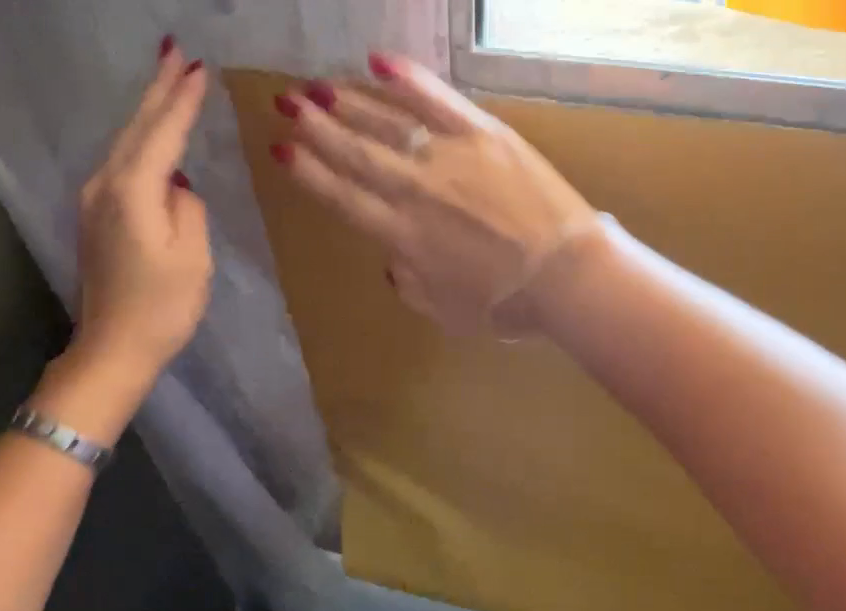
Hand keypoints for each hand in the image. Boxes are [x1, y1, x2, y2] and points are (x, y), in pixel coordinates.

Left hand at [73, 40, 212, 373]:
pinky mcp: (95, 219)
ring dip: (148, 115)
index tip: (198, 68)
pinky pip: (122, 167)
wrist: (114, 349)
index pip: (161, 133)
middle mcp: (105, 184)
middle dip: (158, 92)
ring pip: (125, 145)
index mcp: (132, 190)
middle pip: (135, 129)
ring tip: (169, 85)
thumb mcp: (193, 259)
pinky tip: (154, 140)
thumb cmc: (162, 308)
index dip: (180, 100)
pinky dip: (141, 145)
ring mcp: (94, 201)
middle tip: (176, 55)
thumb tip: (179, 189)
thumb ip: (189, 210)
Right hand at [273, 53, 598, 336]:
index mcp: (403, 237)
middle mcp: (415, 190)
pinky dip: (408, 79)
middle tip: (286, 105)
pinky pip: (438, 98)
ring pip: (387, 122)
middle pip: (356, 153)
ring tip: (317, 87)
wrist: (564, 277)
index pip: (344, 198)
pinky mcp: (484, 134)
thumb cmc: (506, 307)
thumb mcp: (446, 313)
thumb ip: (410, 286)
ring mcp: (449, 156)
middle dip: (316, 128)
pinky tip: (379, 61)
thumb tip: (392, 261)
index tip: (281, 151)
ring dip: (348, 102)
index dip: (309, 174)